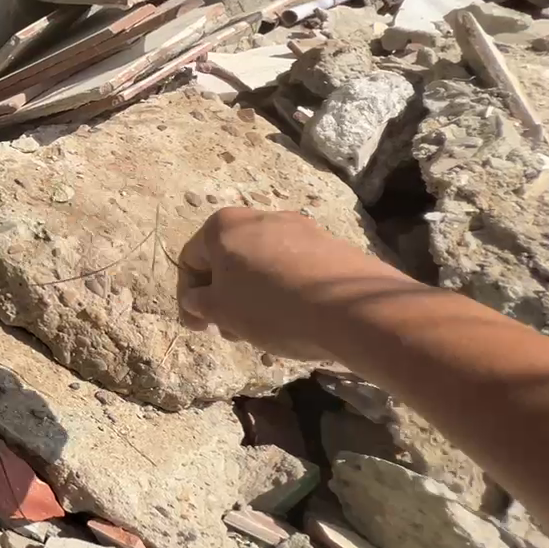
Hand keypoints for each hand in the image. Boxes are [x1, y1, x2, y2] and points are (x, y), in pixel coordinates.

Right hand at [177, 207, 409, 360]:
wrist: (361, 311)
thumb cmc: (273, 306)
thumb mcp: (221, 310)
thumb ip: (199, 303)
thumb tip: (197, 300)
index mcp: (222, 225)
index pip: (190, 262)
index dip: (186, 298)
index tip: (197, 327)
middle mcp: (260, 218)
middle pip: (228, 261)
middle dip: (223, 296)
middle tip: (228, 329)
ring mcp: (303, 230)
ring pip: (262, 265)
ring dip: (253, 295)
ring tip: (262, 329)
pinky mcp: (336, 247)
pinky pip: (295, 269)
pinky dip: (286, 291)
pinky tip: (295, 318)